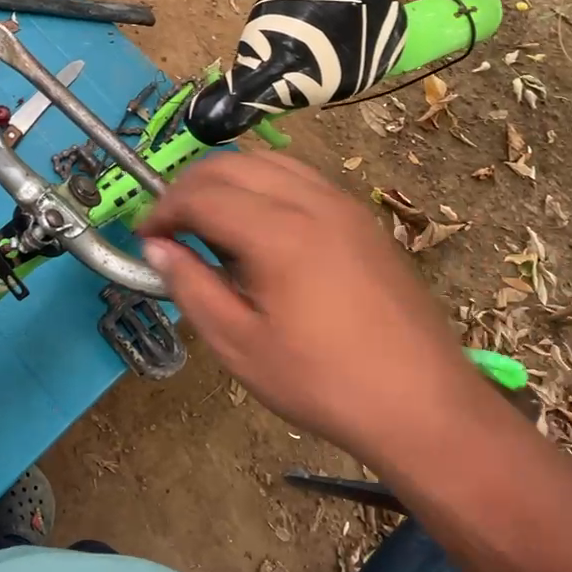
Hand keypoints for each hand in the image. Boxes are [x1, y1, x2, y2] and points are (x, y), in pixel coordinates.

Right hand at [136, 151, 482, 456]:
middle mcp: (313, 204)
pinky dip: (262, 184)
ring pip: (267, 162)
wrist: (426, 408)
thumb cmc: (324, 383)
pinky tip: (255, 225)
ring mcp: (344, 206)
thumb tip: (156, 248)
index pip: (201, 196)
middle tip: (168, 226)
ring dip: (225, 179)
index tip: (145, 236)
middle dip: (187, 187)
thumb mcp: (239, 346)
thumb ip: (190, 287)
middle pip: (231, 165)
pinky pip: (299, 177)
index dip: (162, 210)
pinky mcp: (362, 219)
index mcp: (279, 235)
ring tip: (206, 220)